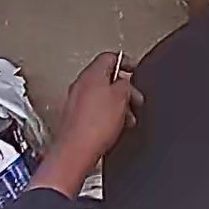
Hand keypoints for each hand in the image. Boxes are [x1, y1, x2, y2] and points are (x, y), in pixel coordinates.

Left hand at [30, 52, 141, 196]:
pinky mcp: (74, 117)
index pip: (109, 57)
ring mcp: (75, 100)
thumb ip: (125, 84)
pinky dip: (105, 114)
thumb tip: (125, 82)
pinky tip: (113, 127)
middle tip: (134, 99)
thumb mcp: (121, 98)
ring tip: (126, 117)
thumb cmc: (94, 126)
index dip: (126, 62)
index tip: (134, 70)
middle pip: (105, 77)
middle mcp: (80, 84)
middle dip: (123, 88)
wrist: (75, 152)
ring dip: (116, 103)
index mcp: (91, 74)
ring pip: (100, 94)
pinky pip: (93, 109)